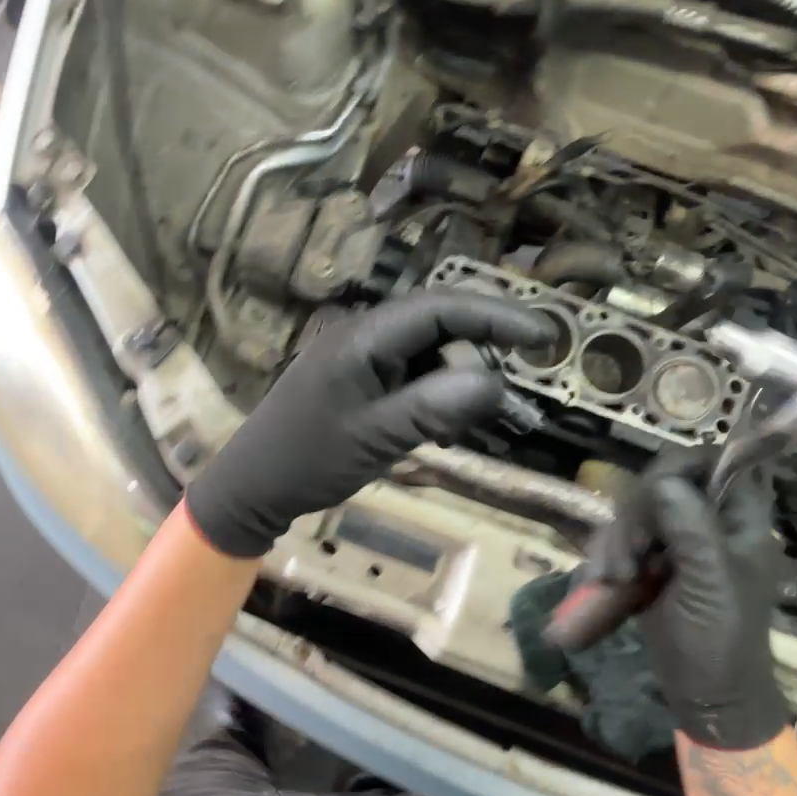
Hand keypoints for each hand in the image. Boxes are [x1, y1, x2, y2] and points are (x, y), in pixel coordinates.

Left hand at [184, 291, 552, 557]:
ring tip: (463, 428)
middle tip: (502, 406)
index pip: (441, 308)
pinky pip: (408, 379)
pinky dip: (432, 400)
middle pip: (438, 330)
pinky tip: (438, 432)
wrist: (252, 487)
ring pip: (427, 357)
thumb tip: (495, 380)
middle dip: (477, 359)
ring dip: (455, 385)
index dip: (497, 316)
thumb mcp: (375, 437)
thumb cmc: (307, 461)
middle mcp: (363, 336)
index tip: (544, 338)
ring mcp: (359, 359)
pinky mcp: (358, 382)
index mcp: (362, 336)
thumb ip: (435, 406)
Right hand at [589, 449, 787, 749]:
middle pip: (664, 487)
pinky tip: (604, 583)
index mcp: (740, 523)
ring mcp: (677, 547)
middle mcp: (708, 526)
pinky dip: (607, 559)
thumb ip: (691, 527)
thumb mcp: (709, 583)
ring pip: (636, 516)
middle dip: (636, 517)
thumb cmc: (720, 642)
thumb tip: (664, 479)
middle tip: (629, 554)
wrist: (706, 696)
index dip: (687, 465)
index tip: (655, 489)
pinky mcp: (650, 567)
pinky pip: (621, 543)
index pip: (722, 465)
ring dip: (616, 542)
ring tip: (613, 579)